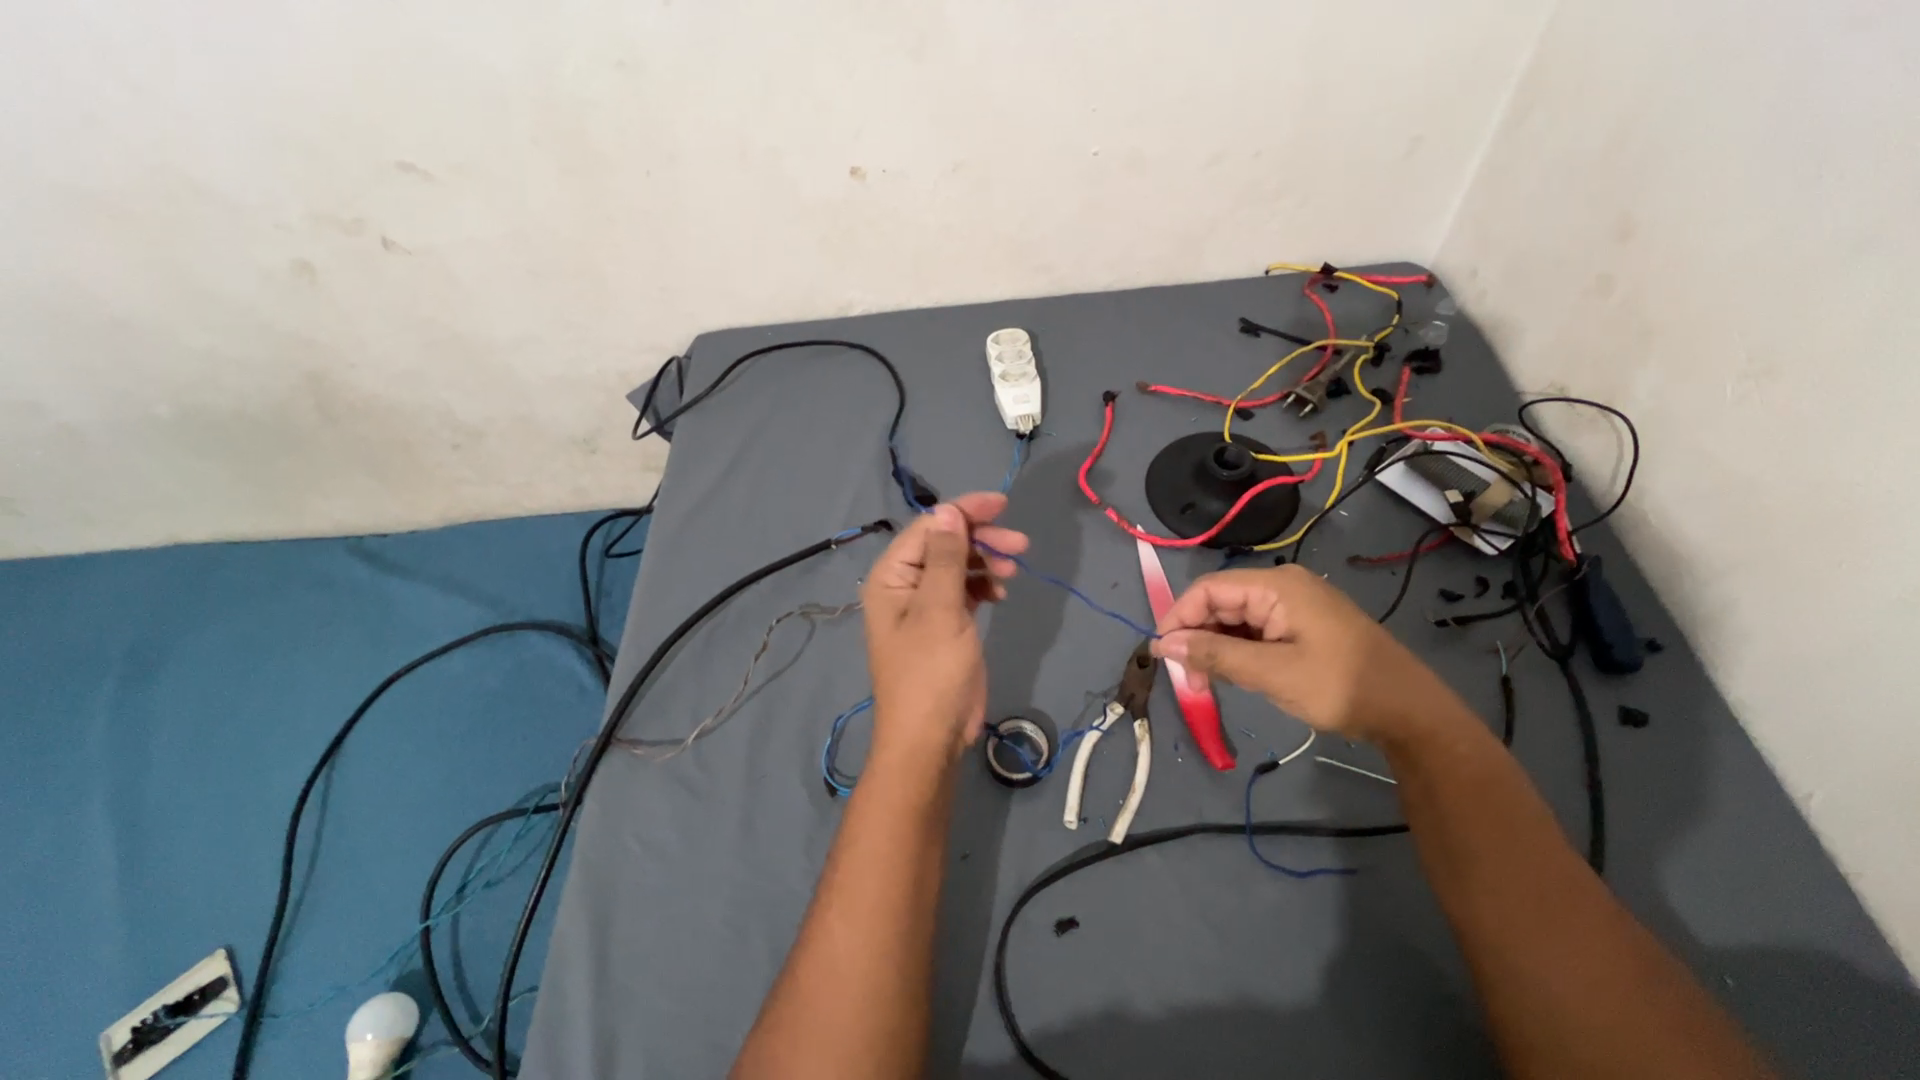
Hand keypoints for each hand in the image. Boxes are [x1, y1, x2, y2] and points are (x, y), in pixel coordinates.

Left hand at [861, 493, 1028, 768]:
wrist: (930, 736)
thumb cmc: (930, 672)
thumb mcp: (940, 609)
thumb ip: (945, 557)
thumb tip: (948, 510)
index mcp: (891, 577)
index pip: (928, 528)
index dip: (965, 512)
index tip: (1004, 505)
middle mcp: (903, 586)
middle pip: (944, 543)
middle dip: (981, 538)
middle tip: (1020, 544)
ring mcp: (924, 607)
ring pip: (957, 565)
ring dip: (986, 561)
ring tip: (1014, 570)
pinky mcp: (944, 626)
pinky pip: (963, 590)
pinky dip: (984, 585)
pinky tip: (1002, 593)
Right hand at [1151, 564, 1469, 743]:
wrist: (1408, 710)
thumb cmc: (1340, 687)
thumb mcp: (1272, 673)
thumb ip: (1216, 654)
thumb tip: (1164, 643)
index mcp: (1277, 586)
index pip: (1208, 589)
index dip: (1179, 618)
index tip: (1163, 656)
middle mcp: (1283, 587)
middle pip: (1220, 602)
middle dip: (1196, 637)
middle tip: (1188, 680)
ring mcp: (1294, 606)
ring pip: (1235, 619)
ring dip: (1216, 648)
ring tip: (1208, 683)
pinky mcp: (1302, 626)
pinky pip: (1255, 631)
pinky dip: (1238, 651)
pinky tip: (1233, 675)